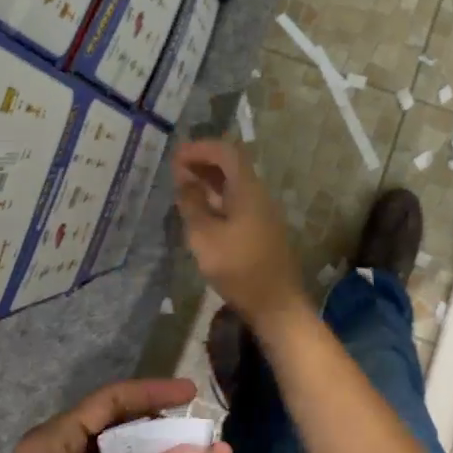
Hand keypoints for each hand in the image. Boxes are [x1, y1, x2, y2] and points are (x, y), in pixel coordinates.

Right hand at [172, 139, 309, 333]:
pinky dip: (217, 198)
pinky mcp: (261, 229)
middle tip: (175, 169)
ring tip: (183, 187)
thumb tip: (184, 179)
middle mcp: (259, 194)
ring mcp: (262, 212)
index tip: (176, 155)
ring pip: (234, 185)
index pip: (226, 152)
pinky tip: (201, 210)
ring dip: (209, 181)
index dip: (200, 148)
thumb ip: (192, 204)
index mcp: (248, 189)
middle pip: (232, 166)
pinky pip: (237, 201)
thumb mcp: (205, 236)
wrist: (276, 303)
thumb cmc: (239, 267)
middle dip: (203, 162)